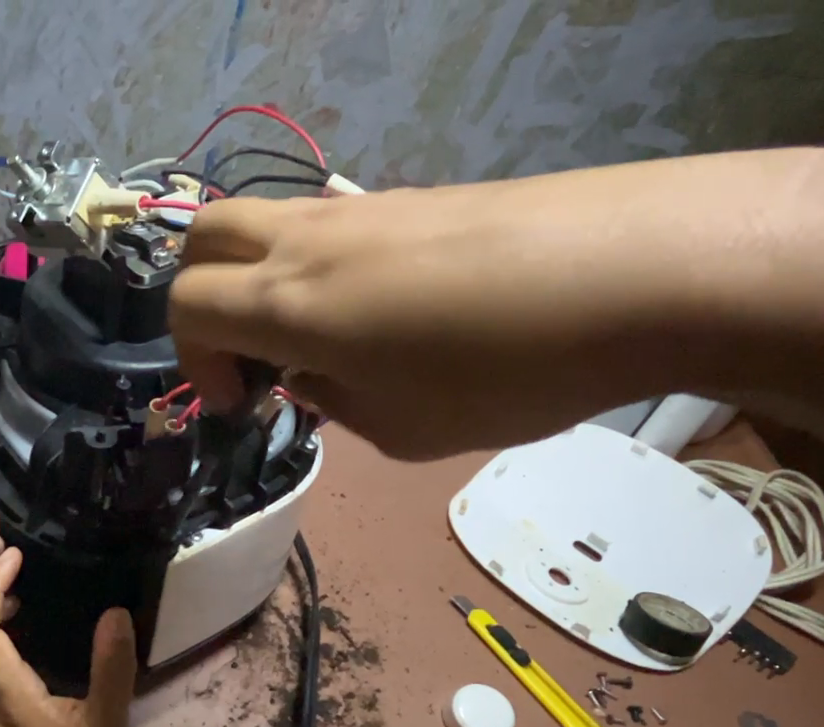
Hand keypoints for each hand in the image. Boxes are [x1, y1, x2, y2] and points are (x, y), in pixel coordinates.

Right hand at [168, 151, 823, 458]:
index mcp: (287, 304)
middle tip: (249, 352)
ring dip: (258, 279)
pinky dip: (314, 267)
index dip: (192, 360)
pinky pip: (325, 225)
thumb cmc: (503, 373)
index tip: (242, 401)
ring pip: (263, 223)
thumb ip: (331, 401)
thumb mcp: (398, 430)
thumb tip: (312, 371)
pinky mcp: (406, 198)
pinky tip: (380, 310)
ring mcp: (357, 209)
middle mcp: (305, 242)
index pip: (185, 305)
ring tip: (316, 336)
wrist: (638, 270)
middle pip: (204, 238)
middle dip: (201, 298)